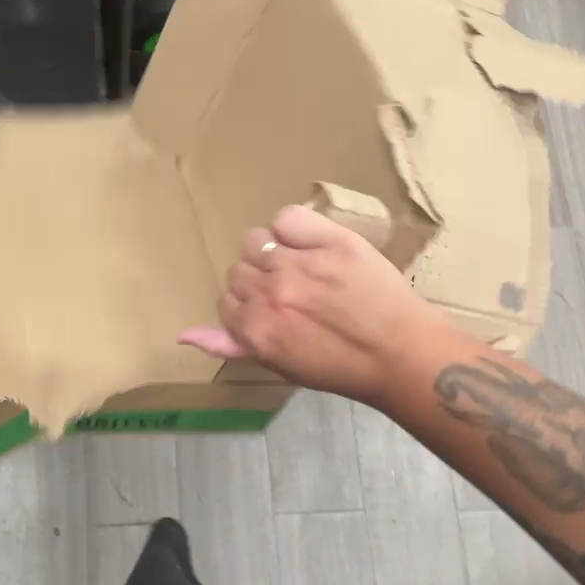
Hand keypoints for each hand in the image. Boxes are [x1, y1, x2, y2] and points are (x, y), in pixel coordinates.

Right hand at [176, 205, 454, 402]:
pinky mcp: (330, 242)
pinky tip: (310, 245)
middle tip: (291, 294)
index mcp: (255, 329)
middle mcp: (270, 294)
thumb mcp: (279, 364)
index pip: (225, 300)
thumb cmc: (340, 366)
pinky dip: (292, 227)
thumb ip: (230, 345)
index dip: (247, 306)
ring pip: (256, 241)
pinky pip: (287, 218)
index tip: (271, 312)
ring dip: (271, 252)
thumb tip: (183, 334)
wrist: (400, 352)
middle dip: (258, 281)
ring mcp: (299, 265)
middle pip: (239, 270)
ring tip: (301, 268)